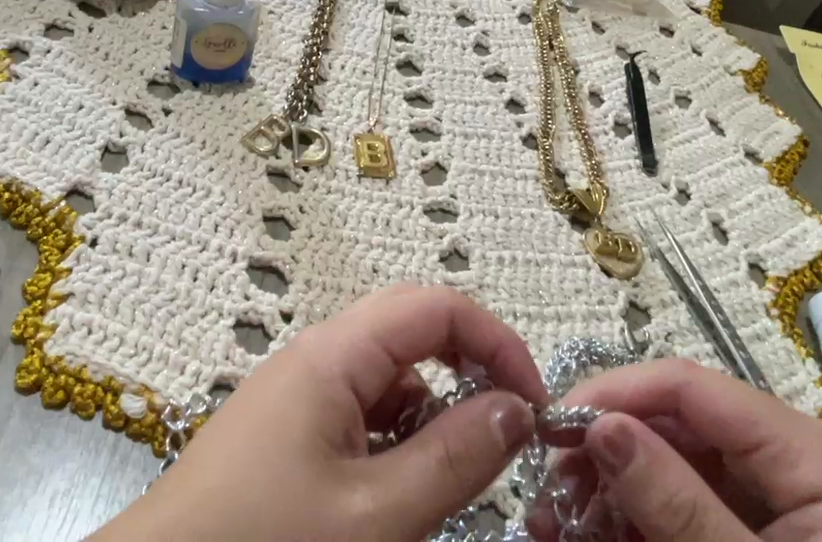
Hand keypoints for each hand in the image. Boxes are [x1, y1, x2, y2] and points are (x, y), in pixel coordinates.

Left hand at [92, 285, 546, 541]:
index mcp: (333, 354)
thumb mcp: (376, 515)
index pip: (433, 305)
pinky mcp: (287, 432)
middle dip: (468, 373)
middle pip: (411, 334)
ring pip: (388, 379)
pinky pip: (360, 415)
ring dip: (433, 414)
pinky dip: (397, 441)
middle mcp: (315, 358)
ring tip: (453, 478)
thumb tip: (518, 409)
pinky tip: (403, 490)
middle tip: (505, 437)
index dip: (494, 341)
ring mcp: (298, 395)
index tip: (533, 404)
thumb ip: (456, 458)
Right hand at [530, 359, 821, 540]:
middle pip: (673, 424)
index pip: (688, 386)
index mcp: (806, 453)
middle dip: (604, 453)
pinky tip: (593, 537)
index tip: (549, 430)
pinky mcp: (758, 534)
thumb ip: (678, 506)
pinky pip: (683, 508)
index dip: (613, 393)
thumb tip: (599, 425)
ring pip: (668, 466)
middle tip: (547, 495)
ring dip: (608, 493)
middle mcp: (788, 459)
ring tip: (555, 526)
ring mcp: (773, 499)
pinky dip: (635, 522)